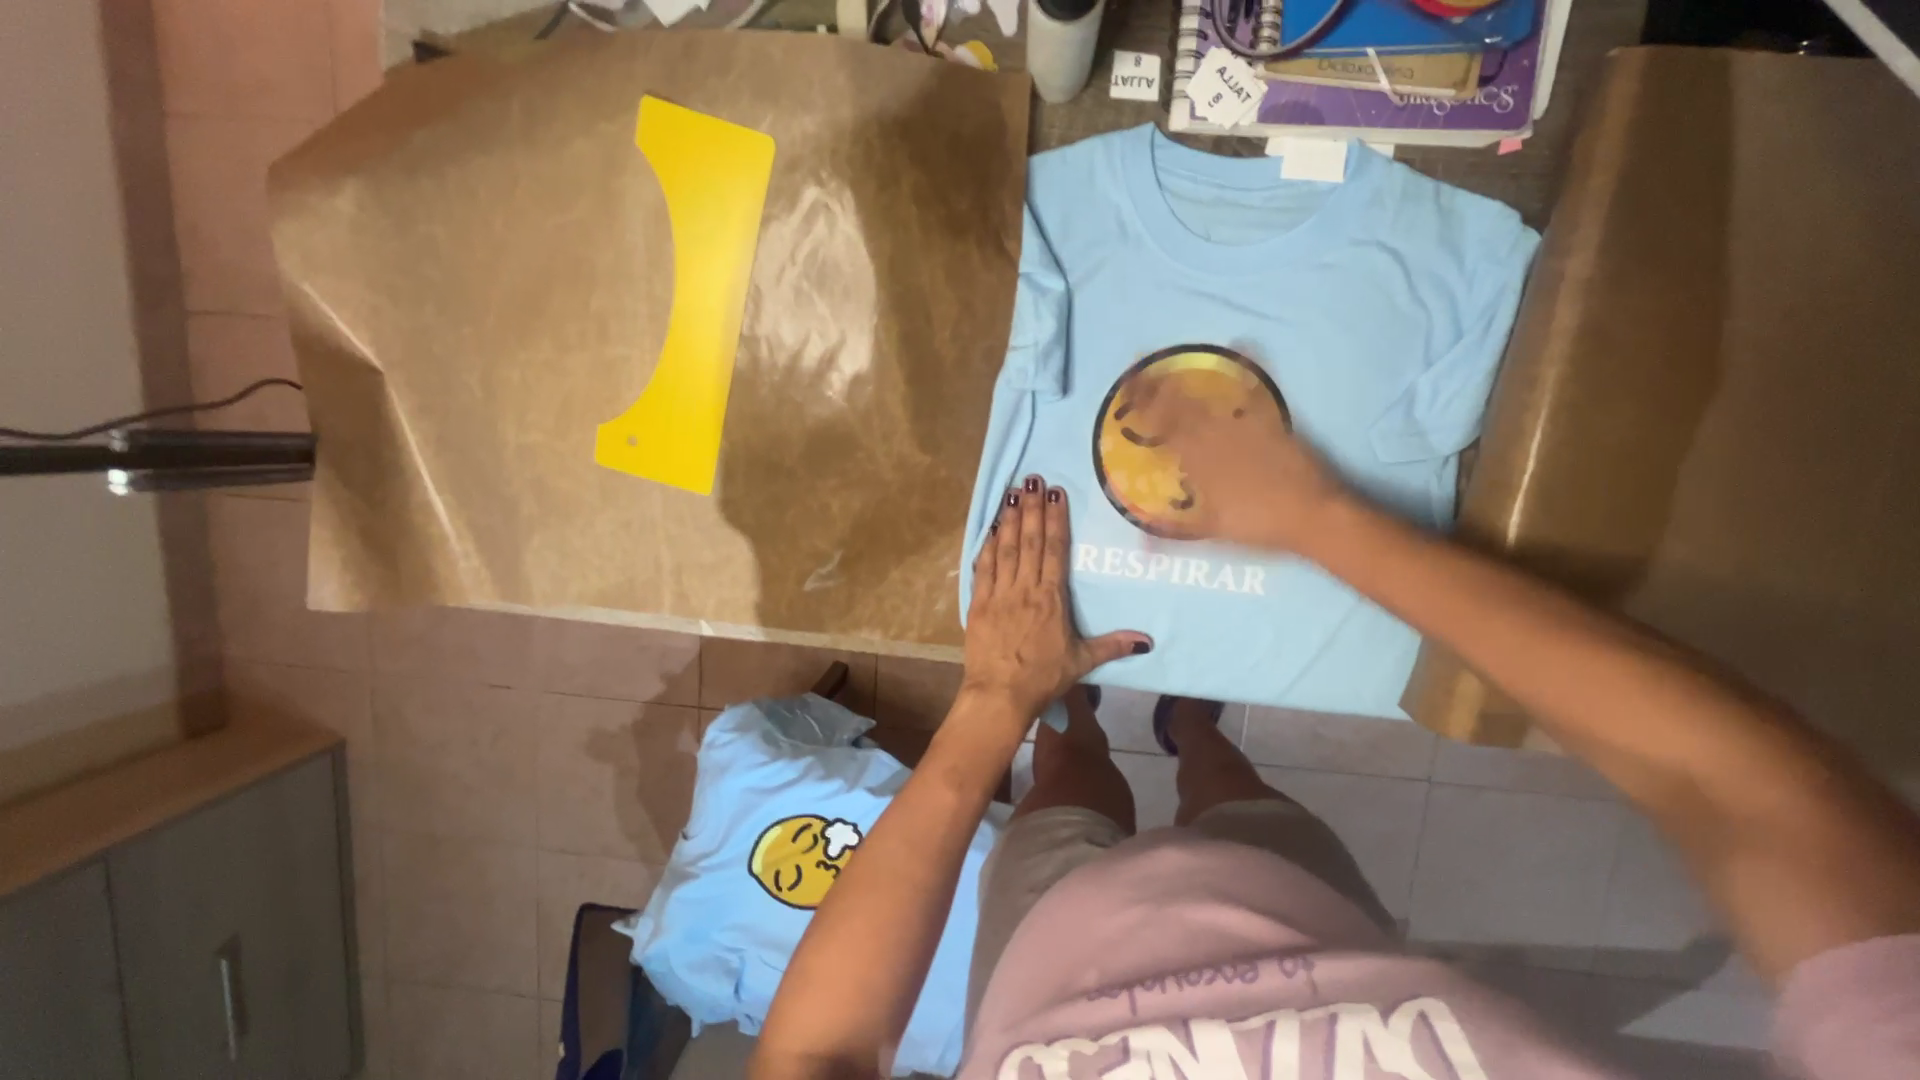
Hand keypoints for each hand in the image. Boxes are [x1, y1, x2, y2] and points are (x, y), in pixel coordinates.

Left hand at [963, 475, 1150, 719]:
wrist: (1000, 695)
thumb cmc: (1043, 678)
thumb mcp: (1082, 661)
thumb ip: (1113, 646)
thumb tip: (1147, 641)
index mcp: (1052, 598)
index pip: (1055, 550)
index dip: (1055, 519)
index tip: (1055, 494)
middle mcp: (1025, 588)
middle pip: (1029, 540)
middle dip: (1031, 508)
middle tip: (1032, 480)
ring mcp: (999, 594)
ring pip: (1005, 548)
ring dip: (1008, 519)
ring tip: (1011, 493)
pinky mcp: (978, 604)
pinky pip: (982, 568)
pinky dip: (986, 546)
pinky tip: (990, 529)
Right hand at [1129, 372, 1349, 552]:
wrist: (1314, 516)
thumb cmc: (1261, 528)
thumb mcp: (1213, 534)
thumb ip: (1175, 530)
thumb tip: (1140, 545)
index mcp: (1198, 465)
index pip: (1163, 433)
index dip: (1143, 412)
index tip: (1126, 395)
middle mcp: (1216, 440)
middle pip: (1179, 410)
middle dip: (1155, 390)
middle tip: (1137, 370)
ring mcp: (1244, 428)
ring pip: (1207, 400)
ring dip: (1184, 381)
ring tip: (1168, 365)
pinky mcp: (1271, 423)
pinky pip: (1253, 392)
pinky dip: (1247, 366)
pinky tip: (1241, 343)